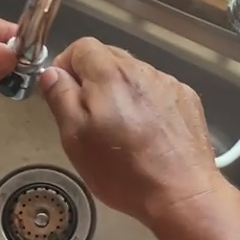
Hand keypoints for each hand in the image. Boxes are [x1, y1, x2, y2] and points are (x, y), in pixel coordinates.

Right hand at [39, 37, 232, 228]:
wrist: (181, 193)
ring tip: (122, 129)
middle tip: (90, 115)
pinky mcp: (188, 100)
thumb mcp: (75, 137)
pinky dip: (148, 103)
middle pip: (110, 57)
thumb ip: (61, 97)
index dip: (66, 65)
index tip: (63, 90)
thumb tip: (51, 73)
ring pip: (135, 75)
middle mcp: (143, 70)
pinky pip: (158, 91)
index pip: (82, 46)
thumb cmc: (122, 171)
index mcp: (110, 74)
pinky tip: (148, 133)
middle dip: (94, 78)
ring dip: (122, 91)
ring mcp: (169, 84)